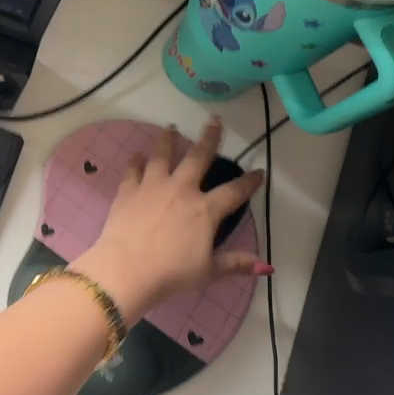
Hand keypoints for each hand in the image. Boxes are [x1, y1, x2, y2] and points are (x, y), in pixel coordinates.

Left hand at [70, 119, 269, 305]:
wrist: (127, 268)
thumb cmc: (171, 273)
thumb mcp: (209, 271)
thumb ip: (236, 264)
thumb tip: (266, 267)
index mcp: (204, 210)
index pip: (234, 192)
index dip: (249, 182)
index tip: (259, 171)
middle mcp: (180, 190)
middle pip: (198, 158)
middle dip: (209, 139)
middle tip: (214, 121)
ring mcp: (152, 187)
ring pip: (162, 156)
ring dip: (168, 141)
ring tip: (171, 127)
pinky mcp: (127, 190)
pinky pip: (133, 170)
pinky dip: (135, 161)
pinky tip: (135, 154)